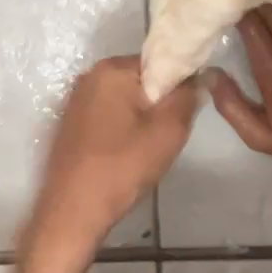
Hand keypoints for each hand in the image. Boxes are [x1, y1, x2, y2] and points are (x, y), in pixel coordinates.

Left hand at [24, 56, 199, 272]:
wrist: (73, 210)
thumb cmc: (122, 167)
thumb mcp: (169, 131)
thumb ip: (188, 96)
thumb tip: (199, 75)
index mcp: (112, 69)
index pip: (160, 62)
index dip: (179, 85)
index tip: (187, 112)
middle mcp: (90, 77)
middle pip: (142, 81)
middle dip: (160, 104)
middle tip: (169, 135)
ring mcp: (77, 101)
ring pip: (126, 101)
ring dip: (143, 119)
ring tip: (148, 149)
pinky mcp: (71, 124)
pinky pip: (109, 116)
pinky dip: (123, 130)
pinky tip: (127, 155)